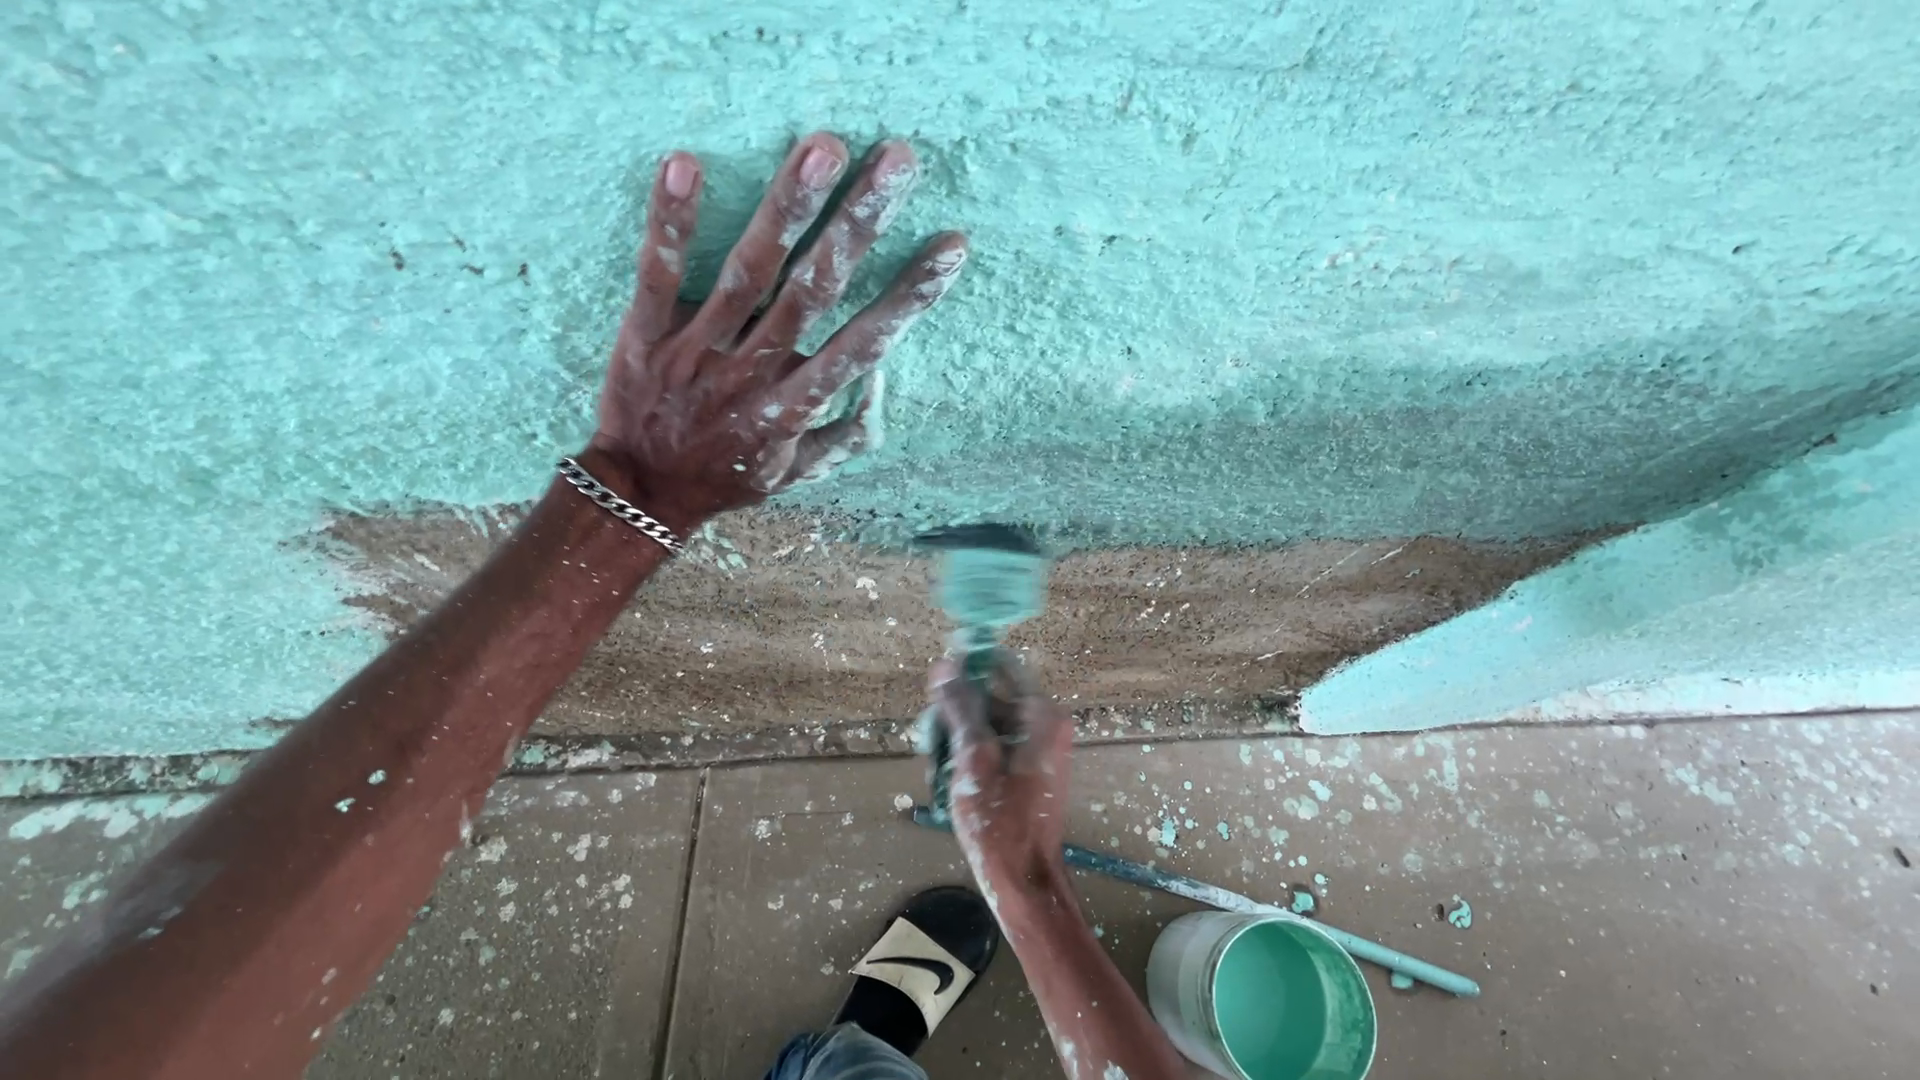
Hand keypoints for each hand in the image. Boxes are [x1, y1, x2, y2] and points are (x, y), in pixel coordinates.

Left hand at [584, 132, 967, 530]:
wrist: (642, 495)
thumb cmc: (730, 477)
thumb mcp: (798, 473)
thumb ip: (847, 434)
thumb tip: (881, 381)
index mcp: (795, 407)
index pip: (863, 344)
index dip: (909, 297)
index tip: (951, 247)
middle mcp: (754, 374)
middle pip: (814, 293)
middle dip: (859, 226)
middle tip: (898, 161)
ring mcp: (697, 354)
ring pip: (748, 275)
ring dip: (787, 210)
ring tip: (823, 149)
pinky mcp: (643, 339)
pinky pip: (657, 277)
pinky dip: (671, 225)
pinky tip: (684, 164)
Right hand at [928, 655, 1074, 904]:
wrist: (1023, 880)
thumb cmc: (1000, 821)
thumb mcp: (973, 758)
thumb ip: (960, 707)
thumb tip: (945, 663)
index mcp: (1041, 715)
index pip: (1002, 665)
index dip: (968, 666)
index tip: (935, 682)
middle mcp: (1044, 724)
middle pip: (988, 697)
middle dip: (954, 717)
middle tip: (931, 746)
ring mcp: (1036, 748)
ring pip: (983, 724)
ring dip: (955, 743)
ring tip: (938, 775)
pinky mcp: (1025, 769)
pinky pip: (991, 748)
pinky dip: (967, 760)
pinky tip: (948, 784)